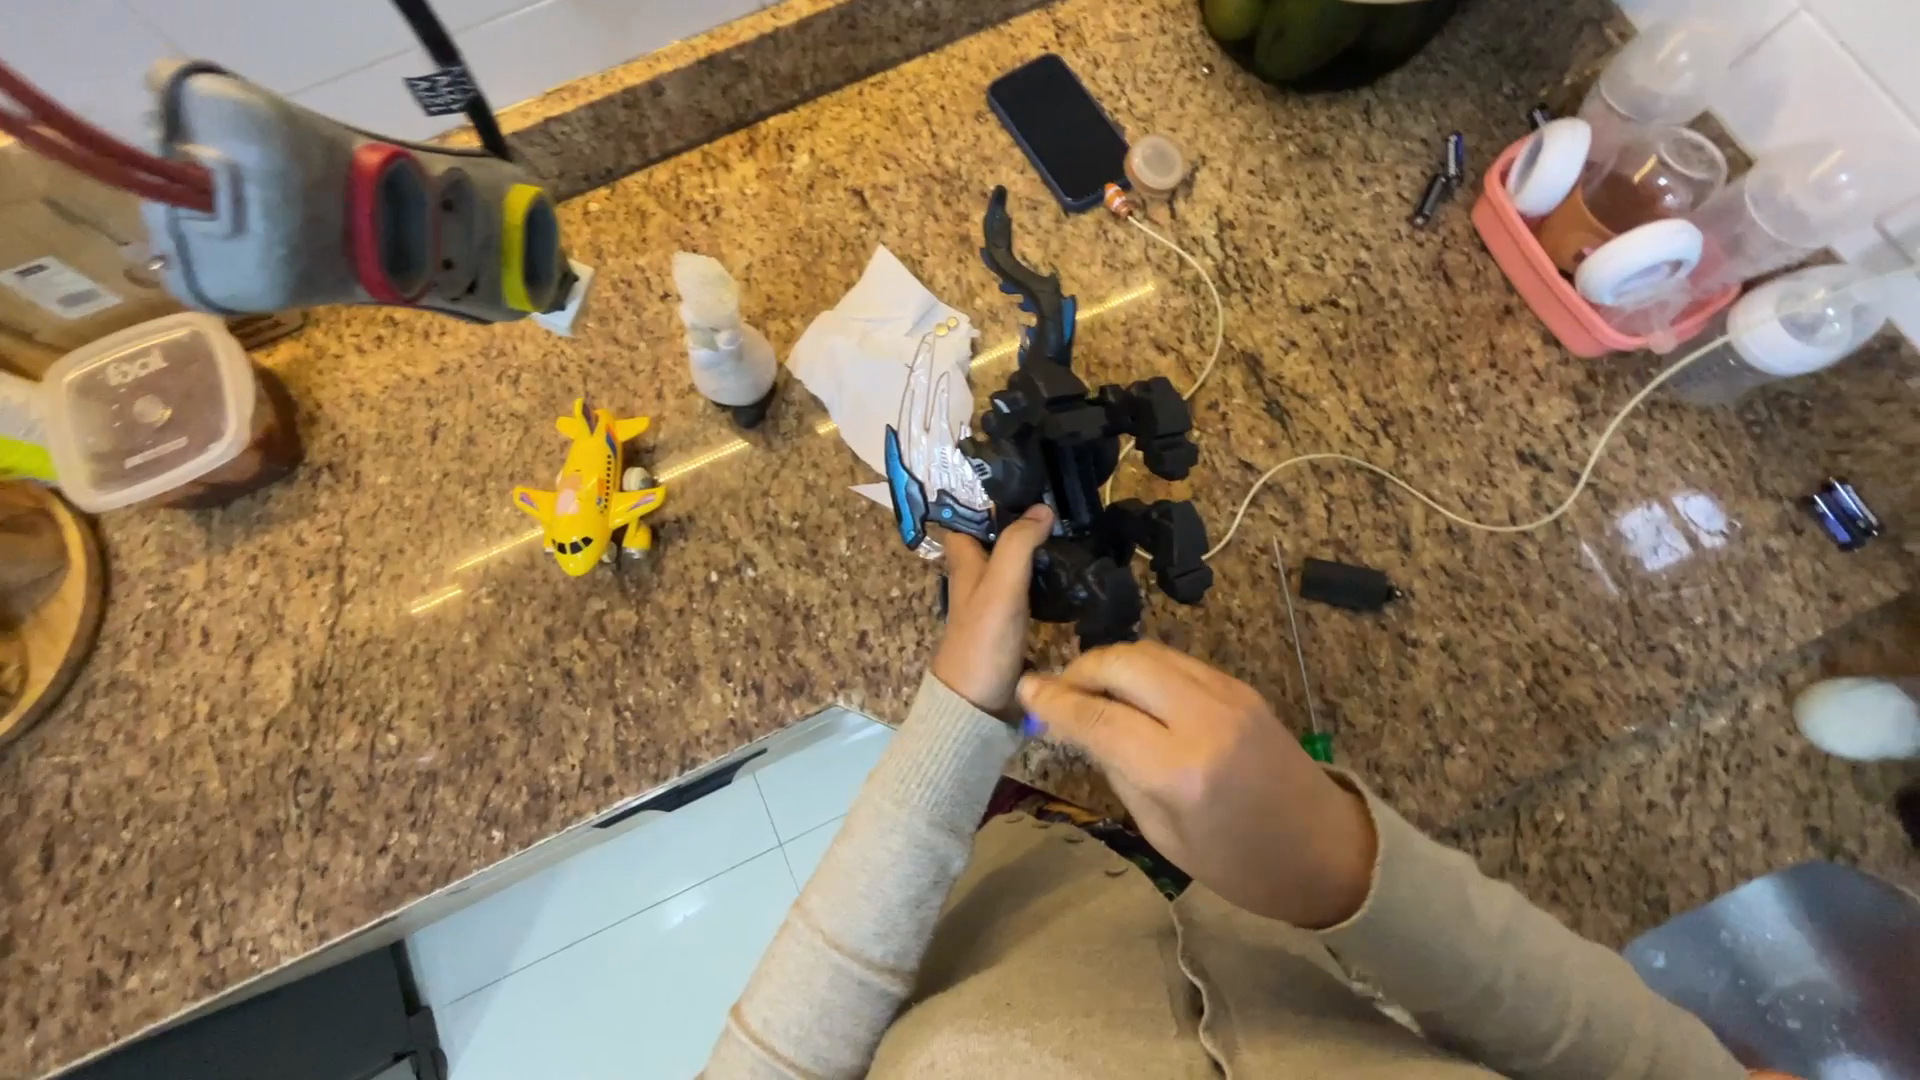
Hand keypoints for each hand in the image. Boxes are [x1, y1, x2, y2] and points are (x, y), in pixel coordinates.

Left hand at [929, 504, 1053, 713]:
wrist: (978, 706)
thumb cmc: (982, 641)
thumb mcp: (1000, 586)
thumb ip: (1018, 545)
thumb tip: (1042, 507)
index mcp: (963, 563)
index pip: (963, 518)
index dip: (980, 497)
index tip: (1015, 477)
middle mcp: (975, 579)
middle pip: (991, 539)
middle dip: (1016, 518)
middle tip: (1055, 500)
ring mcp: (993, 603)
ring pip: (1011, 563)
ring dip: (1032, 546)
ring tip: (1069, 526)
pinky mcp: (1011, 626)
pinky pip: (1027, 590)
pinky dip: (1043, 577)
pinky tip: (1068, 572)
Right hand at [1017, 641, 1376, 928]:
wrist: (1327, 850)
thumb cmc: (1239, 864)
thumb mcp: (1163, 832)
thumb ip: (1119, 769)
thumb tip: (1079, 726)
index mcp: (1182, 770)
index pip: (1099, 718)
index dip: (1055, 702)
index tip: (1024, 691)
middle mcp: (1204, 718)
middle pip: (1122, 665)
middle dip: (1079, 670)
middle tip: (1054, 691)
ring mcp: (1226, 694)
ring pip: (1147, 652)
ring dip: (1108, 662)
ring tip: (1085, 688)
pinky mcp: (1238, 686)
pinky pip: (1174, 660)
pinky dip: (1140, 666)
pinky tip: (1126, 689)